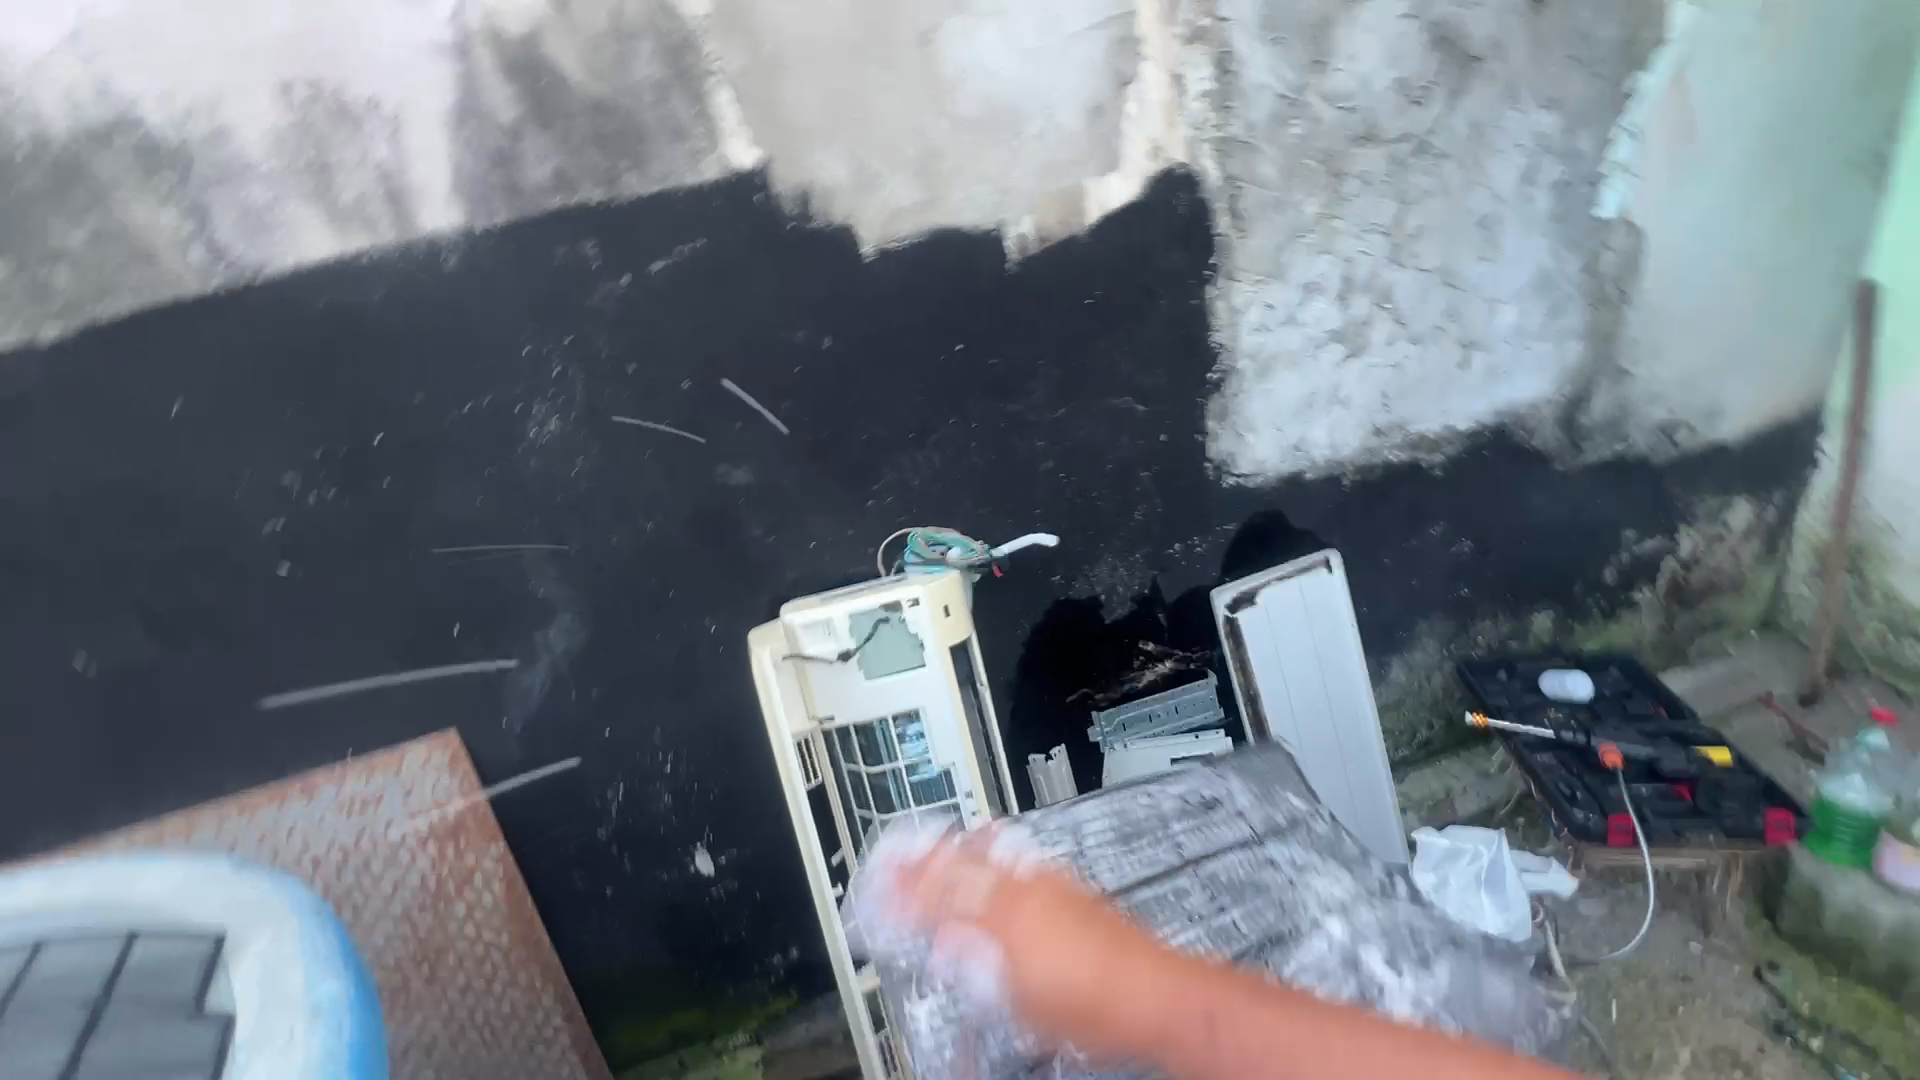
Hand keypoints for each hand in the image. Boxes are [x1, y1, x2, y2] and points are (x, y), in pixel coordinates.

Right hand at [888, 828, 1170, 1059]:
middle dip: (925, 856)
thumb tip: (946, 943)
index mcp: (1004, 916)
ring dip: (957, 848)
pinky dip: (991, 850)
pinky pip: (1016, 855)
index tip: (884, 885)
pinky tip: (988, 852)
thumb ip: (975, 961)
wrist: (1150, 990)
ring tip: (934, 846)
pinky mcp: (1064, 883)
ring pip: (990, 849)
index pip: (942, 893)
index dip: (907, 888)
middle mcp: (1023, 889)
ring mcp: (1046, 880)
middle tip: (898, 854)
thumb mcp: (1016, 996)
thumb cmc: (1091, 1004)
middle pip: (962, 860)